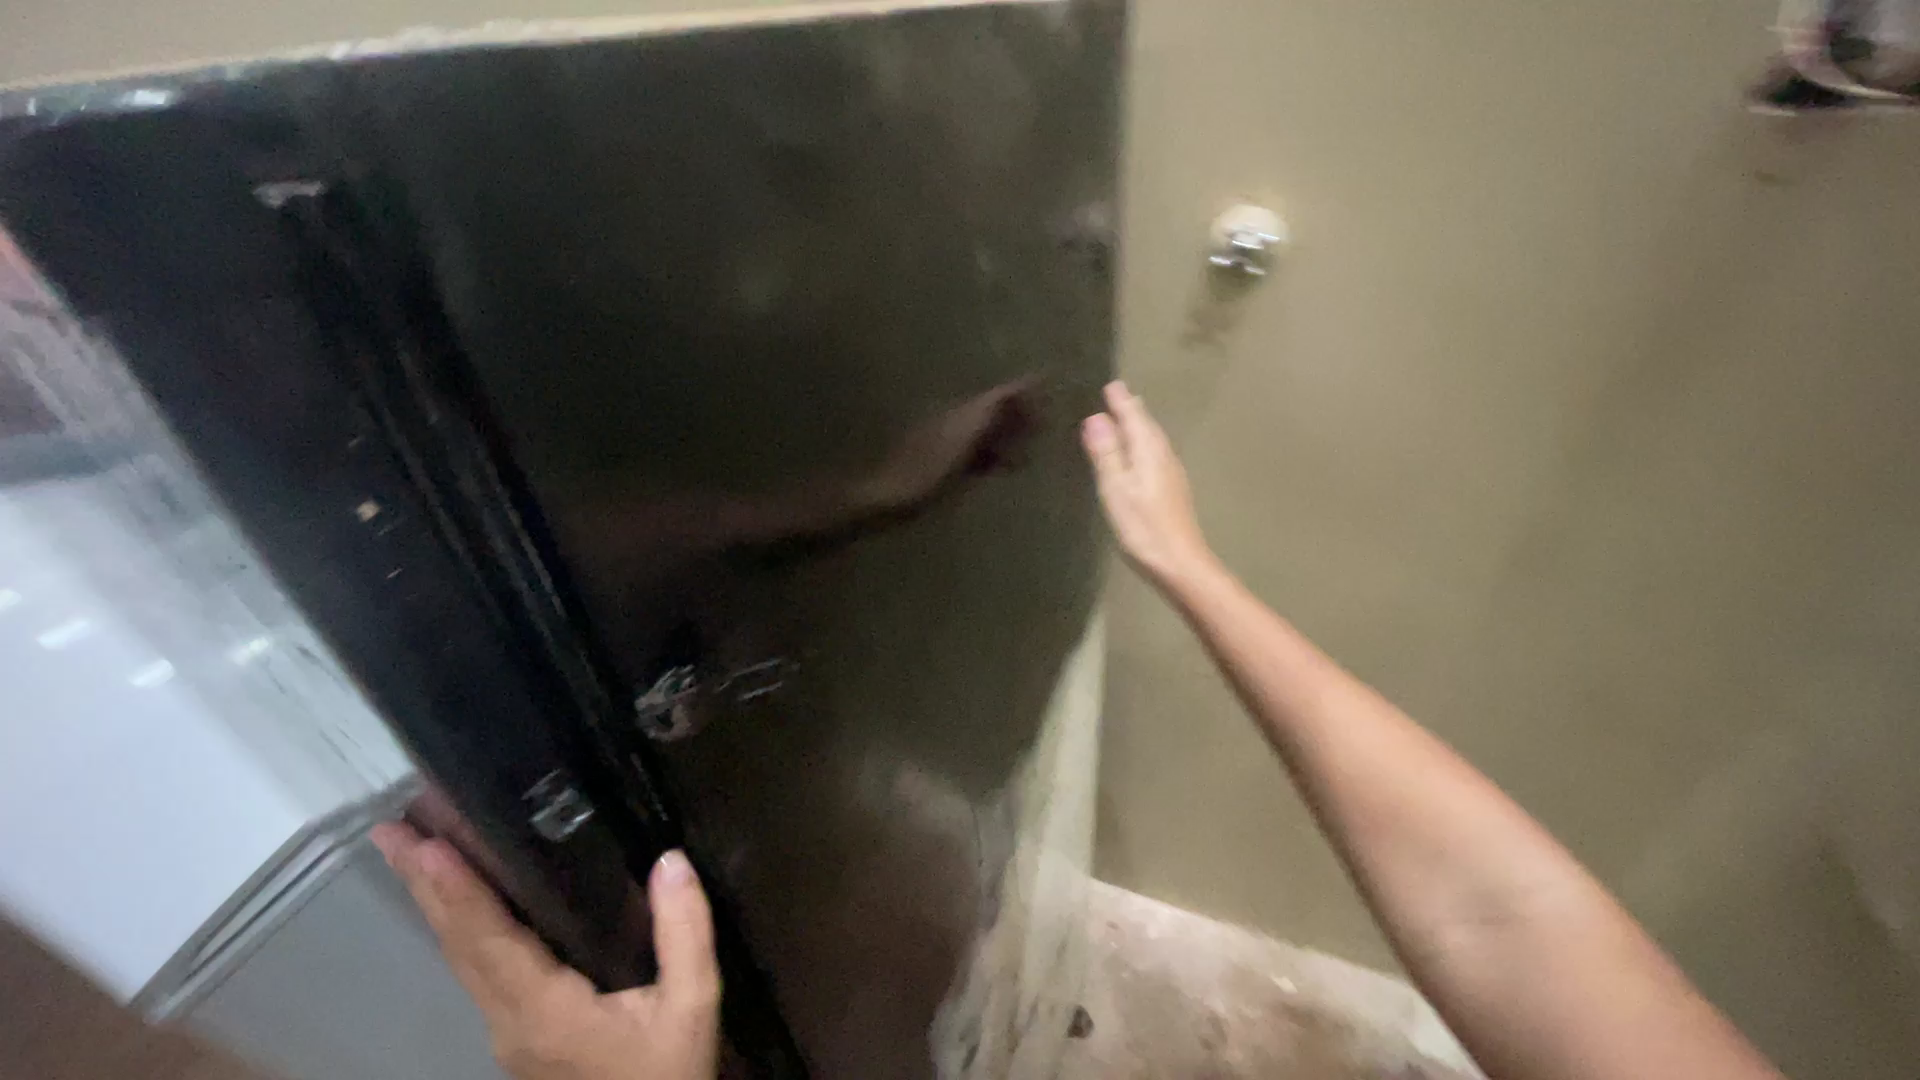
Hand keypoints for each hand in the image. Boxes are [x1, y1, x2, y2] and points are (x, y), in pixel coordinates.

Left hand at [372, 824, 720, 1079]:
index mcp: (545, 1011)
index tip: (425, 845)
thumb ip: (685, 933)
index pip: (490, 941)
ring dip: (435, 902)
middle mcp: (509, 1021)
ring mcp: (506, 1032)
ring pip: (460, 959)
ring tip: (415, 852)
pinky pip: (477, 969)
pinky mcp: (516, 1034)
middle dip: (422, 886)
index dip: (457, 890)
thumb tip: (670, 860)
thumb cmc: (664, 1076)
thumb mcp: (692, 1005)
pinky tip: (461, 904)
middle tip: (392, 830)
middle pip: (457, 946)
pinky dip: (460, 925)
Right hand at [1081, 381, 1217, 586]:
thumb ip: (1106, 452)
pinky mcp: (1172, 491)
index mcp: (1148, 451)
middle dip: (1132, 410)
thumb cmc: (1143, 525)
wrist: (1180, 562)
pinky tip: (1140, 456)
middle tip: (1121, 395)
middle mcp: (1163, 457)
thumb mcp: (1115, 488)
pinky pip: (1155, 456)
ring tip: (1129, 418)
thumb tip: (1096, 417)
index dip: (1121, 402)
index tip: (1112, 385)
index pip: (1133, 417)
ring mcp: (1171, 474)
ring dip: (1140, 427)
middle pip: (1147, 426)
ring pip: (1153, 441)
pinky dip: (1144, 446)